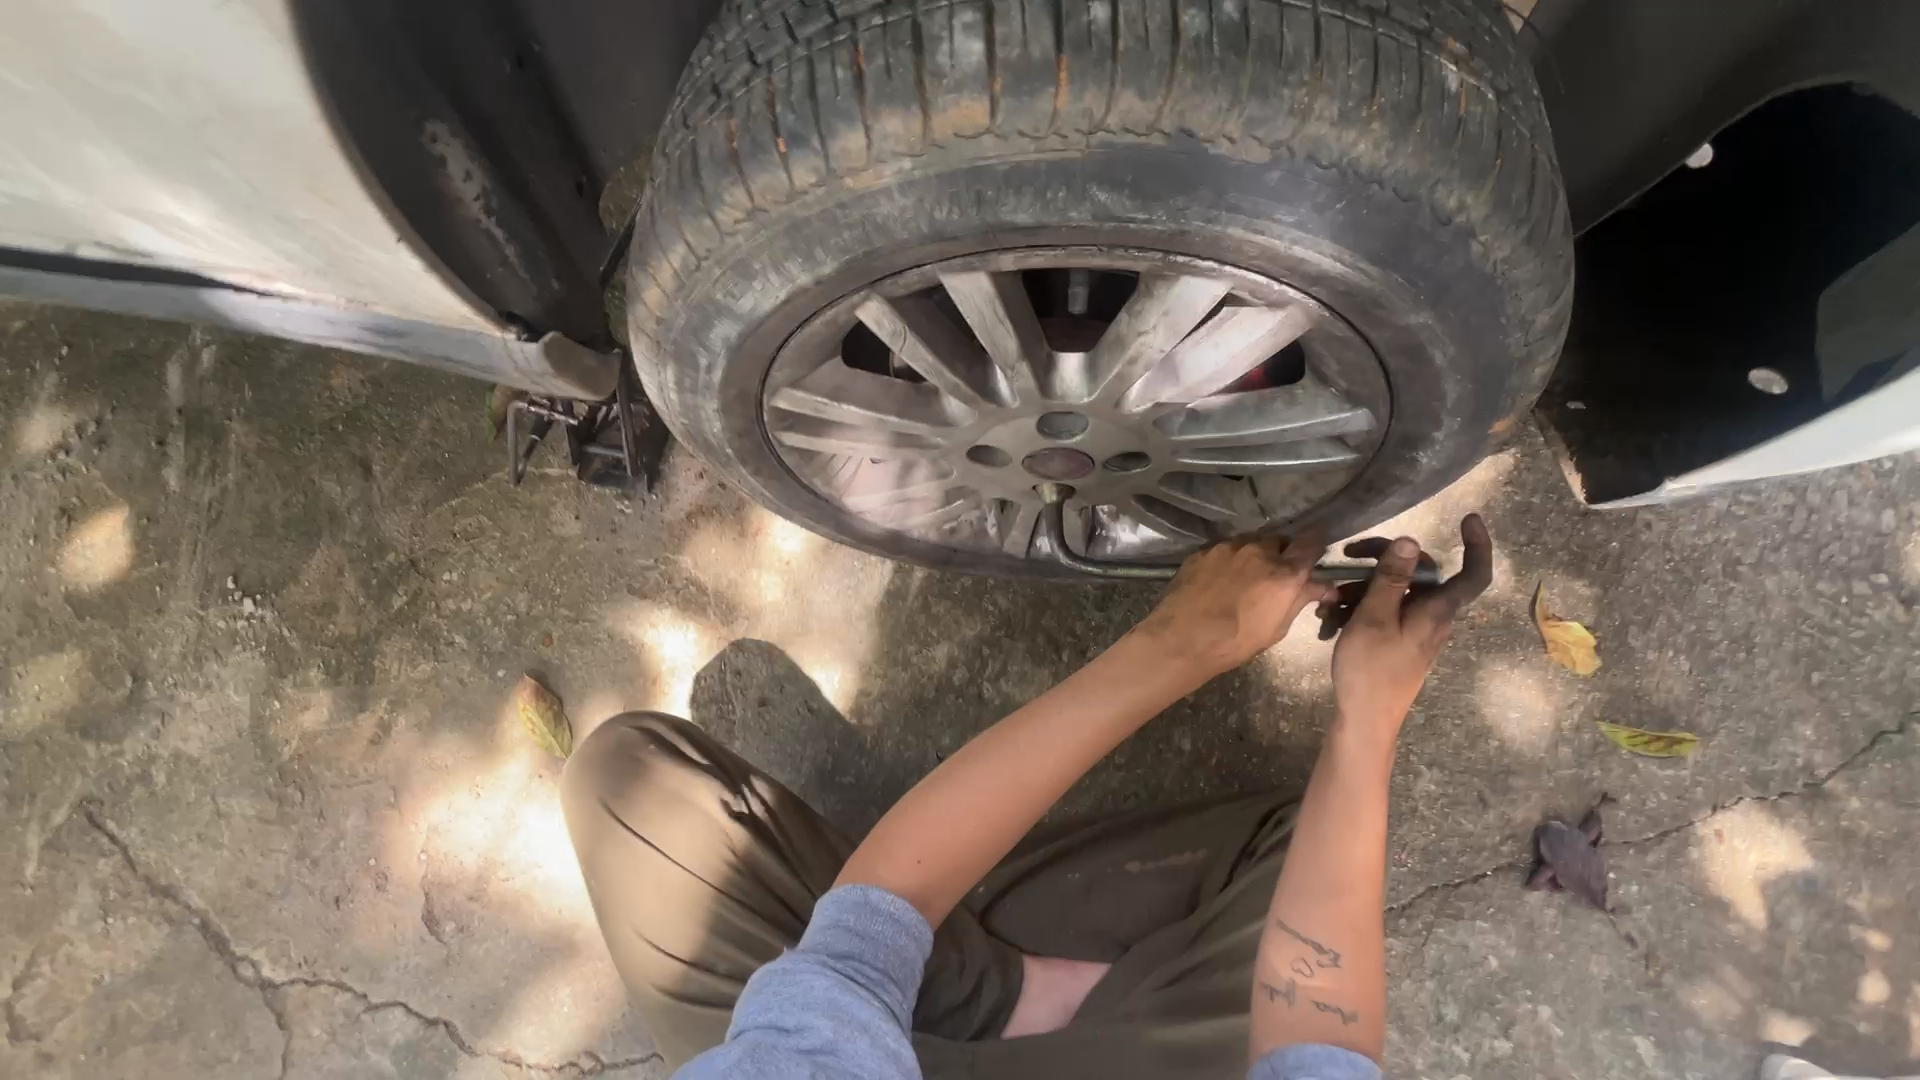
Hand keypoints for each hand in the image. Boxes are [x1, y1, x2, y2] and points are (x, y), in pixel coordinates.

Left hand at [1131, 533, 1330, 678]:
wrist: (1182, 638)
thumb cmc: (1235, 641)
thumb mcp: (1277, 627)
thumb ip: (1301, 598)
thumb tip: (1325, 587)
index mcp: (1283, 572)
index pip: (1311, 543)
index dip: (1314, 547)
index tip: (1312, 556)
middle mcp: (1257, 551)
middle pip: (1278, 541)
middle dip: (1280, 554)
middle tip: (1273, 575)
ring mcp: (1227, 548)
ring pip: (1249, 542)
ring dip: (1253, 555)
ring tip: (1243, 577)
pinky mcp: (1202, 551)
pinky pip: (1223, 549)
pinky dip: (1228, 560)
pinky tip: (1218, 578)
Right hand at [1319, 515, 1492, 732]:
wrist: (1365, 718)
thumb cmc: (1371, 668)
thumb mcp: (1374, 618)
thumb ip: (1390, 579)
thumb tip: (1410, 540)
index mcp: (1436, 610)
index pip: (1474, 572)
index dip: (1477, 544)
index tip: (1468, 518)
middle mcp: (1432, 616)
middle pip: (1418, 574)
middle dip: (1380, 562)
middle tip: (1346, 555)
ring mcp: (1414, 630)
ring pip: (1393, 593)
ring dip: (1358, 590)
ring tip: (1326, 604)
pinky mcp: (1396, 641)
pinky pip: (1381, 613)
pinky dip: (1357, 610)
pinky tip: (1328, 622)